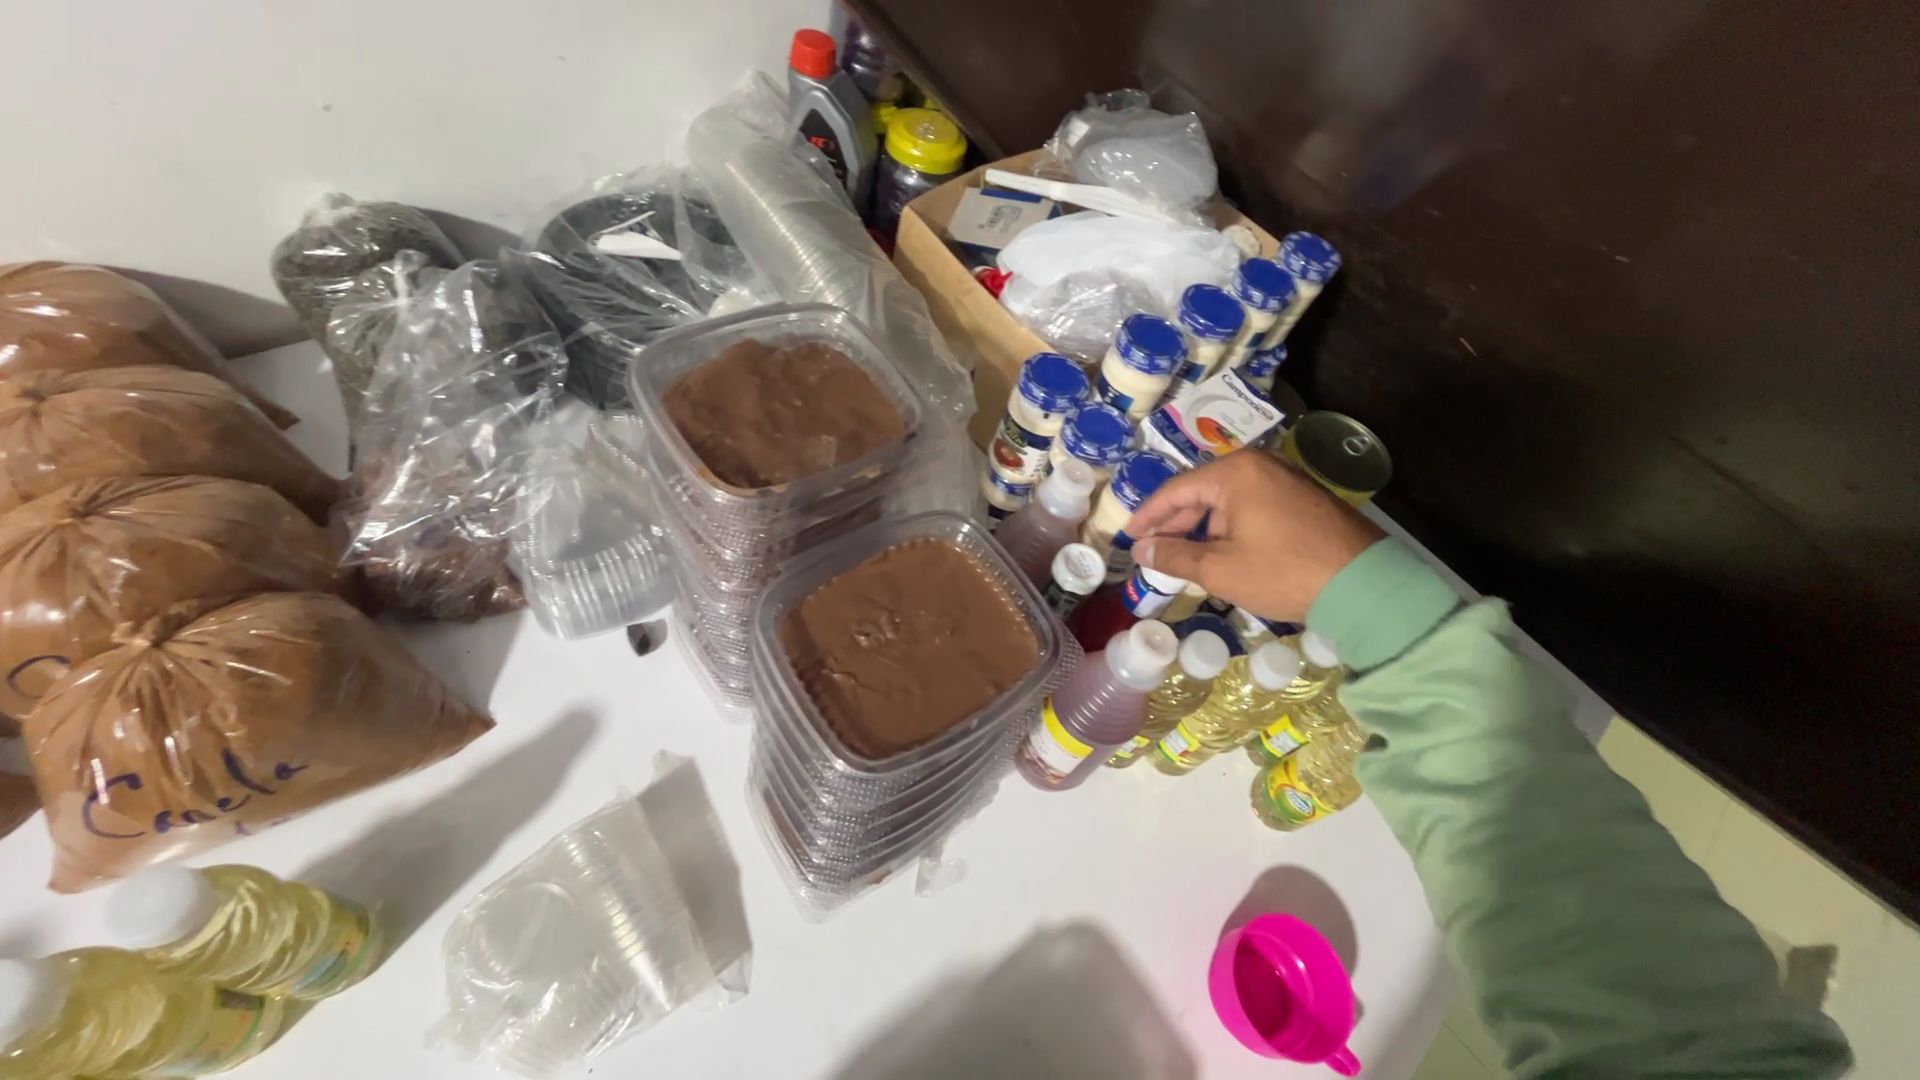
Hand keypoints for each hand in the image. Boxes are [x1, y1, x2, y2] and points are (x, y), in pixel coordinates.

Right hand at [1126, 450, 1384, 623]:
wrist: (1364, 584)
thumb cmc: (1284, 572)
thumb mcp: (1220, 569)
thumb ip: (1174, 557)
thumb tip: (1140, 550)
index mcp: (1234, 473)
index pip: (1175, 490)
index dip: (1148, 516)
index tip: (1128, 537)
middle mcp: (1259, 465)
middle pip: (1201, 491)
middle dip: (1175, 522)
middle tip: (1152, 549)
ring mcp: (1284, 478)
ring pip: (1227, 500)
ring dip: (1202, 527)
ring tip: (1184, 556)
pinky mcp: (1301, 496)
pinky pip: (1251, 504)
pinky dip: (1229, 526)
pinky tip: (1221, 550)